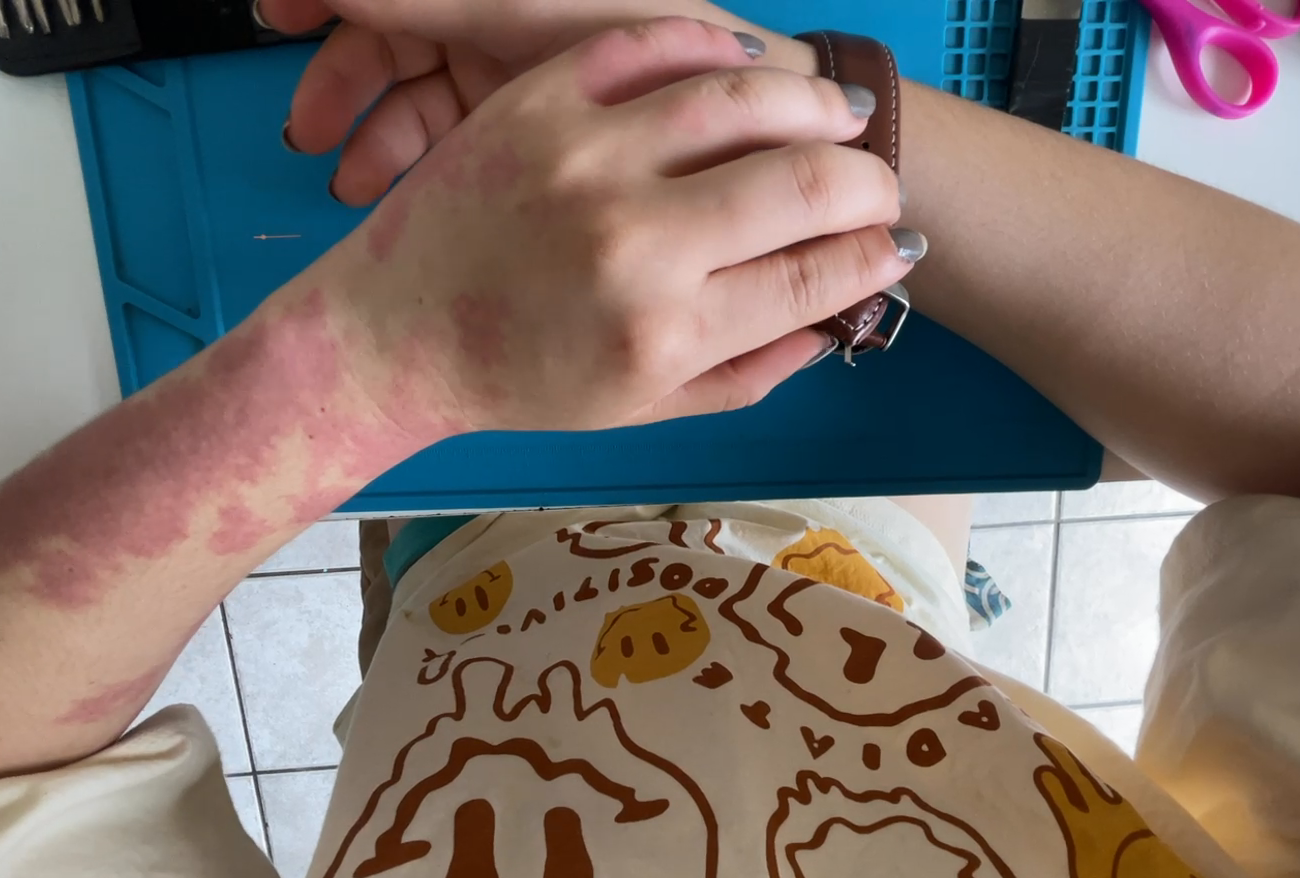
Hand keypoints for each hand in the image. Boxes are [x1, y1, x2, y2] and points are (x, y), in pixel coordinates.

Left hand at [285, 17, 916, 433]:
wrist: (401, 337)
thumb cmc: (525, 384)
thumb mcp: (641, 410)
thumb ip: (746, 376)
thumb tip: (831, 328)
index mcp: (666, 335)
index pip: (813, 279)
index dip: (874, 260)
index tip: (897, 248)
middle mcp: (637, 245)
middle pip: (804, 184)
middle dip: (870, 183)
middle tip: (881, 185)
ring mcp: (587, 159)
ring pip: (746, 97)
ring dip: (817, 102)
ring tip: (843, 115)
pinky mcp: (540, 100)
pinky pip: (658, 44)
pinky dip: (722, 52)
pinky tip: (753, 72)